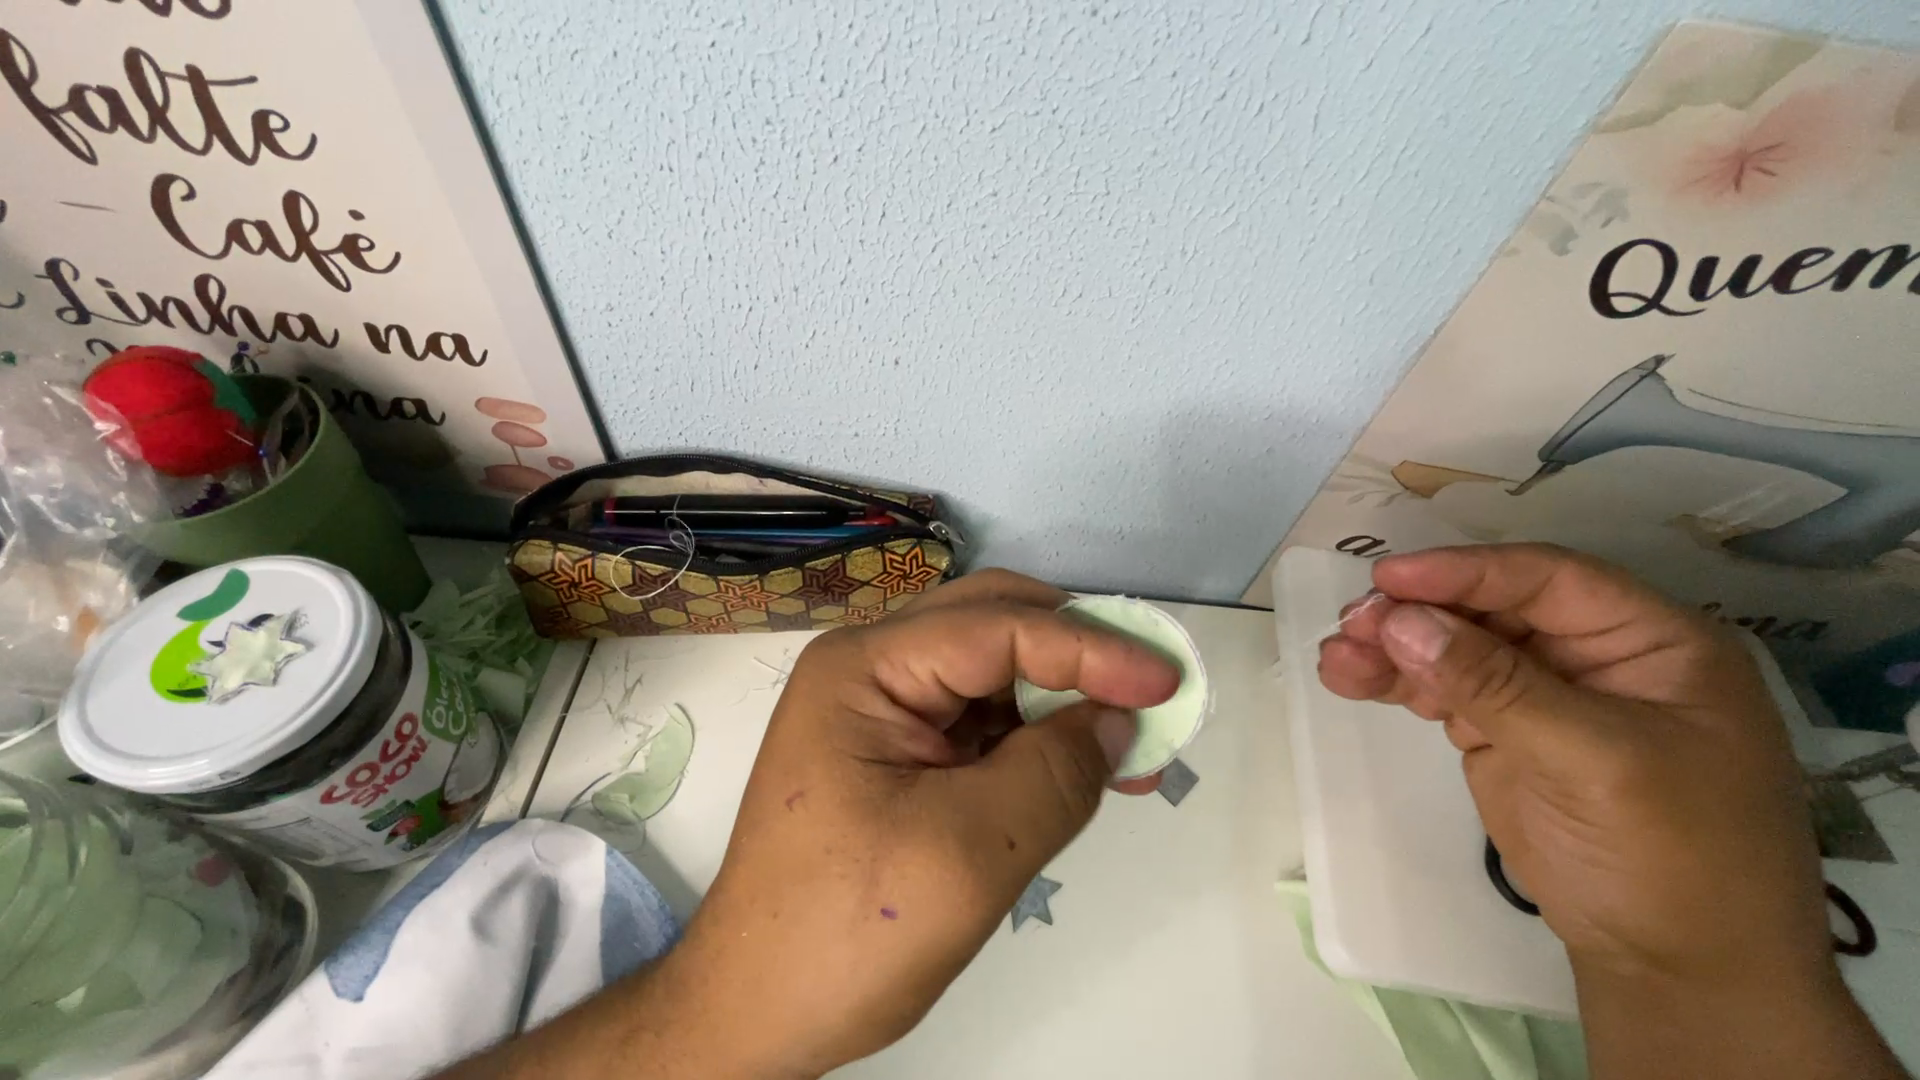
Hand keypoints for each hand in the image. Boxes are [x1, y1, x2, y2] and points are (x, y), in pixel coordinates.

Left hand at [667, 570, 1178, 1076]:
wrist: (758, 1010)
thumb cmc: (846, 931)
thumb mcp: (968, 853)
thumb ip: (1056, 774)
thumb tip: (1118, 720)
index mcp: (864, 668)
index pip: (997, 628)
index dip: (1090, 646)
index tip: (1168, 682)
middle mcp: (870, 668)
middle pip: (993, 625)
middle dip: (1077, 653)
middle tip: (1149, 695)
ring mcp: (881, 708)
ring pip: (994, 670)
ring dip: (1064, 697)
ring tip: (1132, 743)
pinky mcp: (898, 750)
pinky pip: (981, 719)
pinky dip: (1038, 735)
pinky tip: (1085, 765)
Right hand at [1317, 543, 1824, 983]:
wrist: (1676, 968)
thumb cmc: (1673, 855)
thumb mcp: (1595, 760)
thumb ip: (1495, 685)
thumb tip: (1399, 622)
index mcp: (1649, 642)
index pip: (1548, 580)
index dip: (1466, 572)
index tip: (1388, 577)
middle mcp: (1590, 655)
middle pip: (1488, 610)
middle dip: (1417, 612)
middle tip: (1352, 623)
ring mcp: (1540, 695)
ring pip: (1453, 648)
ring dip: (1391, 648)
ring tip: (1336, 656)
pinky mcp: (1499, 732)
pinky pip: (1438, 691)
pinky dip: (1393, 682)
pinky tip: (1347, 677)